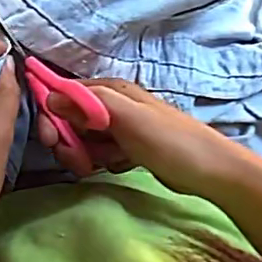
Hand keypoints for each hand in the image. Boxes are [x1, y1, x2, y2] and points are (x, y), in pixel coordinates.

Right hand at [35, 78, 261, 198]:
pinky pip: (100, 153)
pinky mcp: (127, 148)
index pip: (66, 93)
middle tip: (78, 162)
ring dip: (83, 155)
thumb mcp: (129, 118)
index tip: (50, 139)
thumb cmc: (171, 141)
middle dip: (68, 141)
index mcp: (112, 90)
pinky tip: (114, 168)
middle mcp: (113, 104)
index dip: (52, 114)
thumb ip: (90, 104)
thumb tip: (50, 96)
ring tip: (97, 167)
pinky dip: (100, 161)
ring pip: (84, 138)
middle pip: (71, 119)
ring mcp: (121, 127)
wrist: (210, 171)